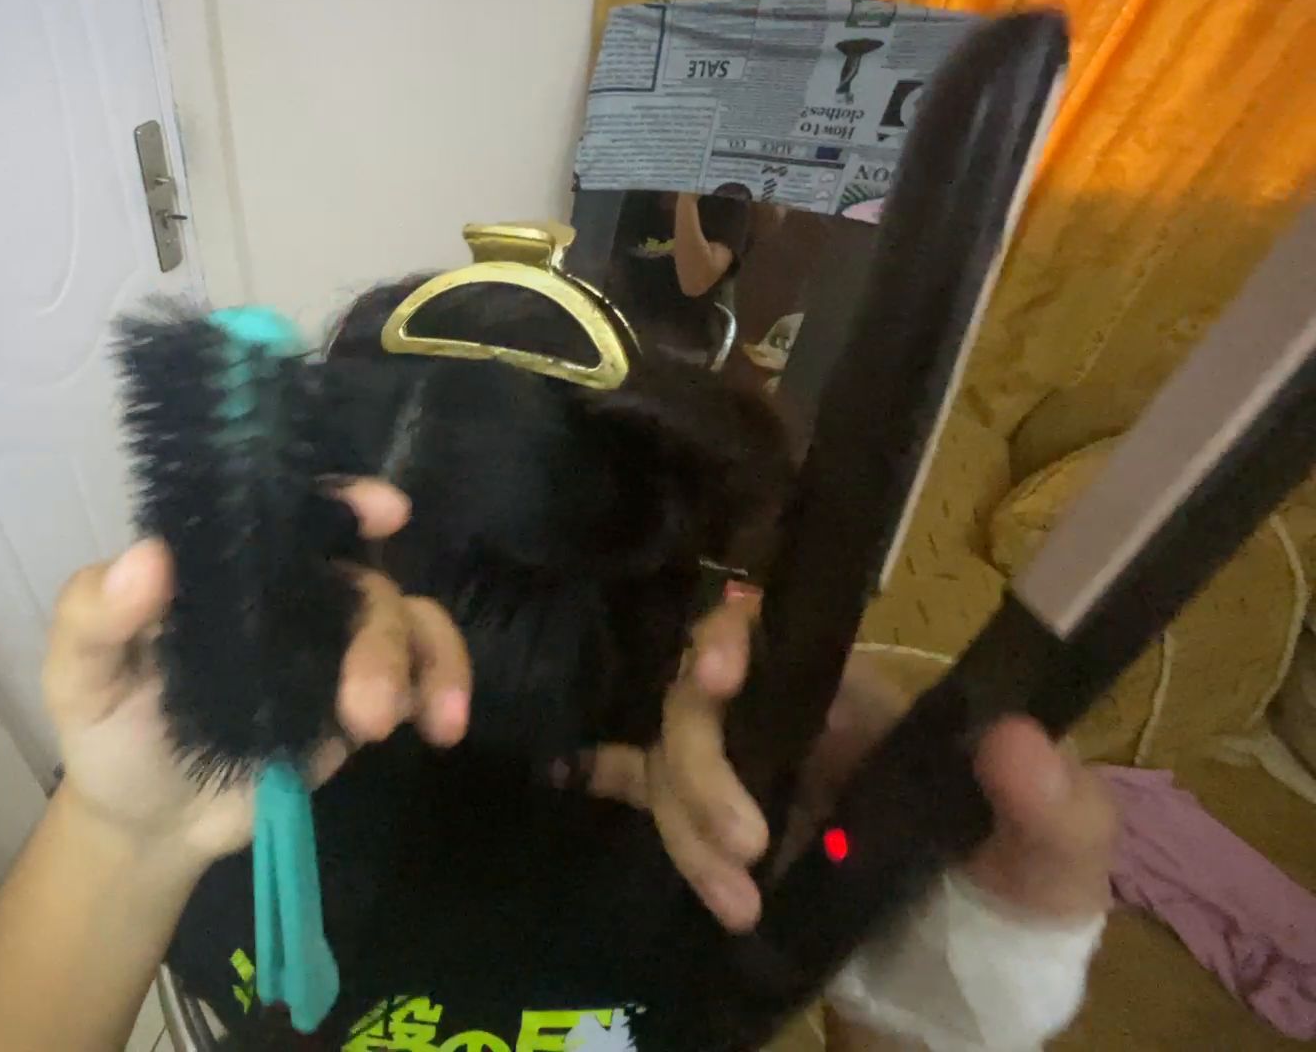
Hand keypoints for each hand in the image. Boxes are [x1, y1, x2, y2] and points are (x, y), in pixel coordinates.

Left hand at [43, 479, 471, 867]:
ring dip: (417, 662)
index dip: (344, 499)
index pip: (293, 512)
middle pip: (362, 578)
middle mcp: (290, 595)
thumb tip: (148, 556)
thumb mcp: (81, 673)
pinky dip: (443, 685)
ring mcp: (331, 648)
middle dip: (379, 633)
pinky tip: (442, 727)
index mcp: (232, 569)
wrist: (151, 824)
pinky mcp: (356, 701)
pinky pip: (421, 672)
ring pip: (404, 620)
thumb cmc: (111, 730)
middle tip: (364, 710)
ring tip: (385, 727)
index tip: (386, 508)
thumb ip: (97, 616)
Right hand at [580, 598, 1114, 930]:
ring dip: (683, 825)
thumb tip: (1014, 736)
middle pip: (694, 703)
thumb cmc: (995, 905)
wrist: (932, 984)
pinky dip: (602, 774)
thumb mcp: (1049, 867)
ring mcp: (729, 768)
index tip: (718, 677)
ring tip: (737, 904)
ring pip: (662, 759)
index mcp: (843, 702)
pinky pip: (636, 787)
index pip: (767, 637)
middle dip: (702, 768)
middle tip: (743, 845)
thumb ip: (1051, 810)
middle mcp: (773, 721)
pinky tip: (571, 777)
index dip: (725, 638)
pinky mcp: (699, 816)